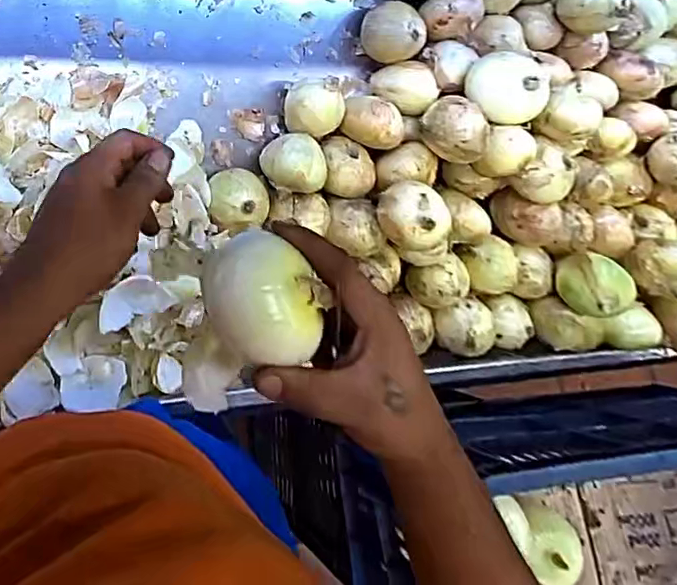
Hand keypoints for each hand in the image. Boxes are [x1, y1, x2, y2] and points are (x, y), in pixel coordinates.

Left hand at [7, 129, 172, 302]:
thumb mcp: (128, 211)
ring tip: (151, 229)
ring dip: (134, 200)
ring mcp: (66, 197)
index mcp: (91, 166)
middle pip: (117, 161)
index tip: (172, 169)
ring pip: (109, 186)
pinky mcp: (62, 218)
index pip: (125, 139)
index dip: (152, 148)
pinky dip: (117, 214)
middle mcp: (76, 175)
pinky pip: (96, 204)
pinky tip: (125, 239)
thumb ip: (146, 180)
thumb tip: (160, 155)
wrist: (41, 286)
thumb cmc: (91, 246)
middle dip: (146, 177)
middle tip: (166, 200)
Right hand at [253, 222, 455, 464]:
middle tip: (267, 244)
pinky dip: (307, 306)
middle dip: (303, 252)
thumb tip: (256, 374)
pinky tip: (284, 314)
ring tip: (270, 269)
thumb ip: (301, 388)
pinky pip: (330, 313)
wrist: (420, 448)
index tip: (277, 228)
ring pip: (333, 291)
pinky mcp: (361, 343)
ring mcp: (367, 327)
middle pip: (335, 270)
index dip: (309, 243)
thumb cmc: (392, 417)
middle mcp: (371, 311)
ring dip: (305, 277)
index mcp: (373, 312)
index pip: (339, 265)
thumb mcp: (345, 402)